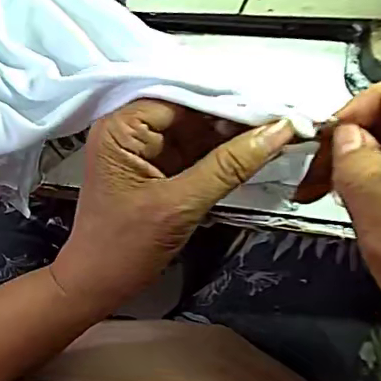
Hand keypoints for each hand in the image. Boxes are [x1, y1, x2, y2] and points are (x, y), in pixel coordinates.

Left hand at [52, 100, 293, 307]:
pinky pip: (193, 151)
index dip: (226, 98)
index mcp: (119, 129)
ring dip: (232, 134)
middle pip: (189, 109)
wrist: (96, 284)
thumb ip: (228, 166)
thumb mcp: (178, 205)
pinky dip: (221, 154)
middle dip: (233, 115)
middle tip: (285, 116)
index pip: (180, 96)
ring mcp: (140, 150)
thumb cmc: (120, 248)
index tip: (274, 102)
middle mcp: (126, 131)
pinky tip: (254, 151)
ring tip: (280, 131)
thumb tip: (278, 131)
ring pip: (195, 130)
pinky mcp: (154, 169)